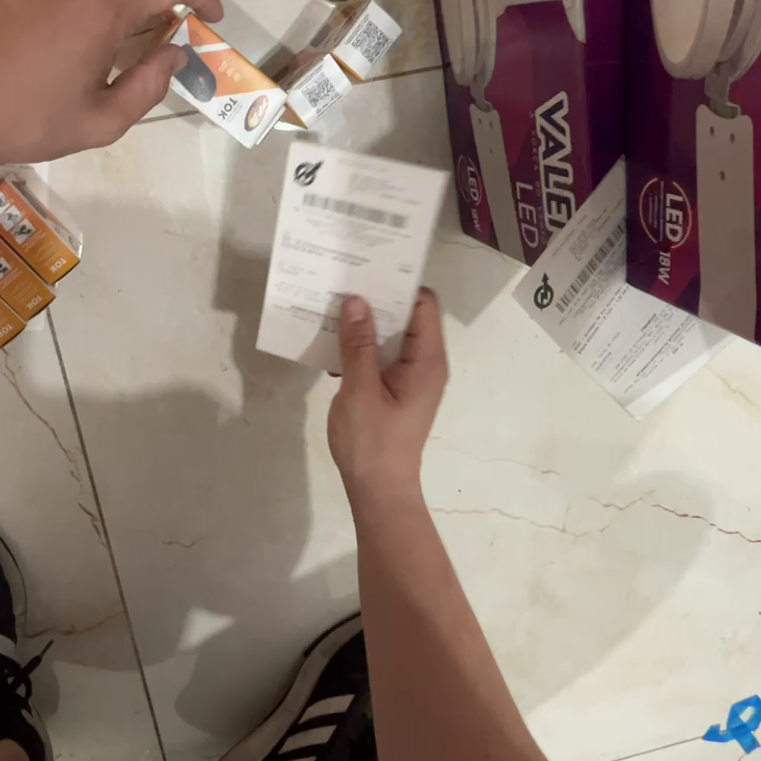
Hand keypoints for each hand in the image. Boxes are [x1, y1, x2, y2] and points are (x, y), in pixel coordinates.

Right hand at [328, 289, 448, 496]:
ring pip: (391, 336)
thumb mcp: (359, 390)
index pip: (423, 305)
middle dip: (377, 301)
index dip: (399, 284)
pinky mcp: (395, 389)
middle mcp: (425, 364)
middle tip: (343, 283)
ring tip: (332, 308)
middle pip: (407, 317)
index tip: (367, 270)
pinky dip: (361, 348)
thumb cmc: (372, 442)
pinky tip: (332, 346)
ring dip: (365, 325)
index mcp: (427, 361)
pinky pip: (381, 356)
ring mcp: (410, 377)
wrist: (378, 490)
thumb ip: (358, 345)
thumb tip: (355, 301)